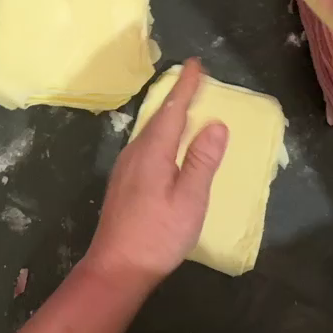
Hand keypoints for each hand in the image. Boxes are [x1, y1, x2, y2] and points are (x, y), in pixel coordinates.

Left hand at [82, 58, 228, 290]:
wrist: (116, 268)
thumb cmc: (157, 235)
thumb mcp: (189, 199)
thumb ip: (202, 160)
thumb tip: (216, 123)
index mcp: (153, 150)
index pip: (173, 108)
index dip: (186, 86)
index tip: (195, 64)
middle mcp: (136, 151)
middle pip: (160, 115)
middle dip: (178, 95)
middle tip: (195, 80)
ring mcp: (126, 167)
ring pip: (151, 130)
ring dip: (169, 114)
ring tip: (185, 105)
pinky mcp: (124, 181)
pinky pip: (147, 144)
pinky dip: (162, 133)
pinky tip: (167, 143)